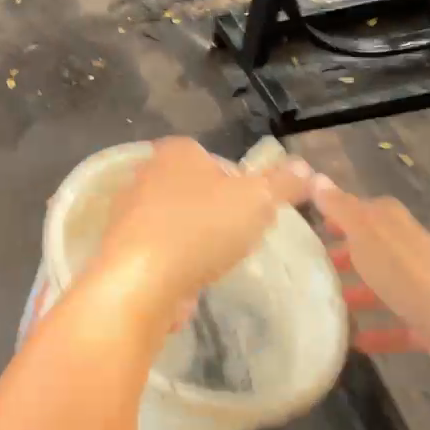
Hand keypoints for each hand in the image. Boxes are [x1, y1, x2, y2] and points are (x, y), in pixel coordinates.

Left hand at [87, 138, 314, 330]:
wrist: (142, 278)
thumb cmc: (201, 227)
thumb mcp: (257, 200)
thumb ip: (282, 183)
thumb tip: (304, 167)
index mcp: (175, 152)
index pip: (213, 157)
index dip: (238, 182)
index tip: (254, 208)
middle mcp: (146, 173)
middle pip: (194, 188)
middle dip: (218, 210)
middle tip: (241, 234)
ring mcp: (130, 209)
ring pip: (177, 217)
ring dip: (197, 236)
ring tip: (219, 258)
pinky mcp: (125, 243)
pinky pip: (161, 245)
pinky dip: (178, 257)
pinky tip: (194, 274)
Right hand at [312, 176, 429, 388]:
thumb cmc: (412, 276)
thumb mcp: (368, 235)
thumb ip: (341, 208)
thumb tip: (315, 176)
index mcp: (397, 228)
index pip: (365, 210)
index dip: (338, 213)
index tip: (310, 223)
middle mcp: (412, 253)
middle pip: (373, 248)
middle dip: (344, 253)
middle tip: (308, 264)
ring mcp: (424, 289)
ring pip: (384, 286)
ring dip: (357, 292)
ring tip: (323, 302)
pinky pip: (397, 324)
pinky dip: (377, 331)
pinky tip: (353, 340)